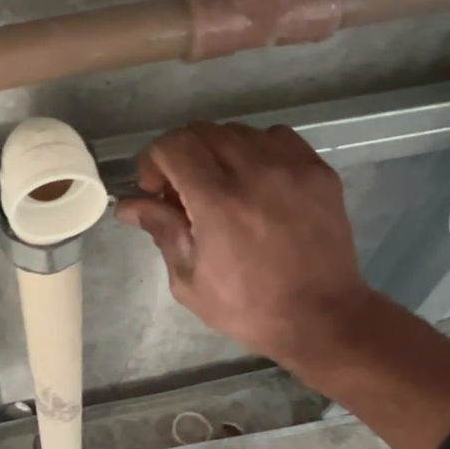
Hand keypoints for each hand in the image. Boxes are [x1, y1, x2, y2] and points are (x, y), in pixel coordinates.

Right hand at [116, 121, 375, 375]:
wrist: (320, 317)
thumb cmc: (247, 308)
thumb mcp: (189, 280)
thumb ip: (162, 231)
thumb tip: (128, 205)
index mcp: (218, 202)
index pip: (174, 146)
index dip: (154, 161)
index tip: (155, 191)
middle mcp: (255, 172)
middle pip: (203, 131)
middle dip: (181, 156)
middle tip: (182, 192)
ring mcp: (292, 167)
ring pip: (239, 131)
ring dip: (217, 153)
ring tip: (221, 188)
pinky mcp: (318, 171)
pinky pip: (277, 138)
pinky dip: (256, 151)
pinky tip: (255, 182)